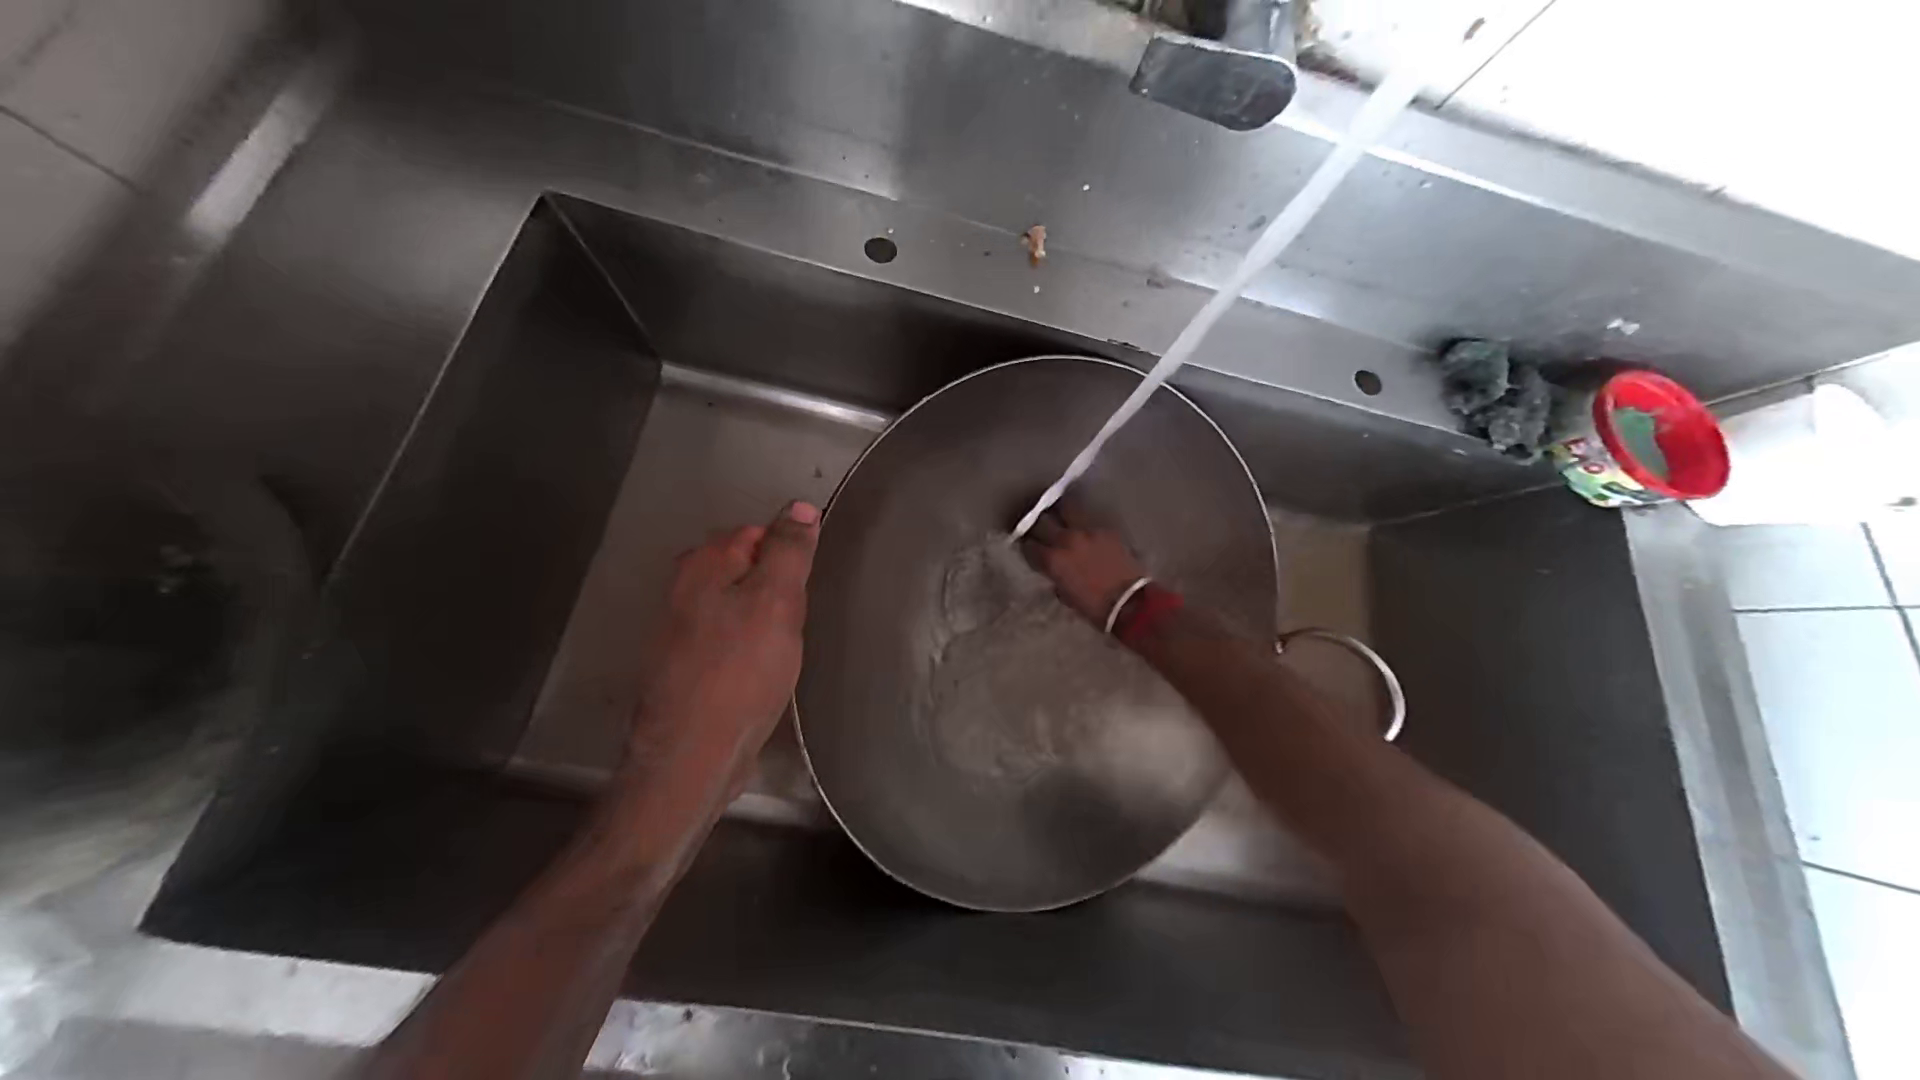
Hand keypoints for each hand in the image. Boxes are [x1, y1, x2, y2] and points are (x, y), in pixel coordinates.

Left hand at [635, 501, 821, 755]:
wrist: (694, 752)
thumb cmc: (741, 670)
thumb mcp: (777, 601)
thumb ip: (789, 550)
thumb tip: (799, 506)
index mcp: (704, 562)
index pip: (761, 533)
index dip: (789, 559)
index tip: (801, 594)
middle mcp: (684, 586)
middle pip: (750, 569)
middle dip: (778, 591)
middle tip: (792, 626)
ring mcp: (681, 627)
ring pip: (742, 606)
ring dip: (766, 622)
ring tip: (780, 653)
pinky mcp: (687, 662)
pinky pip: (731, 638)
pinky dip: (750, 647)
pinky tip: (760, 672)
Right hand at [1018, 499, 1148, 623]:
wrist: (1130, 603)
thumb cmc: (1095, 608)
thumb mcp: (1066, 595)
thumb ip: (1056, 577)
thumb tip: (1055, 570)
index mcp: (1052, 560)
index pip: (1029, 546)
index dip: (1026, 547)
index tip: (1029, 548)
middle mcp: (1066, 540)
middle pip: (1042, 522)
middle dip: (1038, 526)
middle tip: (1039, 529)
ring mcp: (1087, 531)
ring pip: (1066, 509)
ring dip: (1060, 513)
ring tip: (1060, 516)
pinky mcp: (1106, 530)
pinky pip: (1089, 520)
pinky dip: (1083, 523)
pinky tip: (1085, 529)